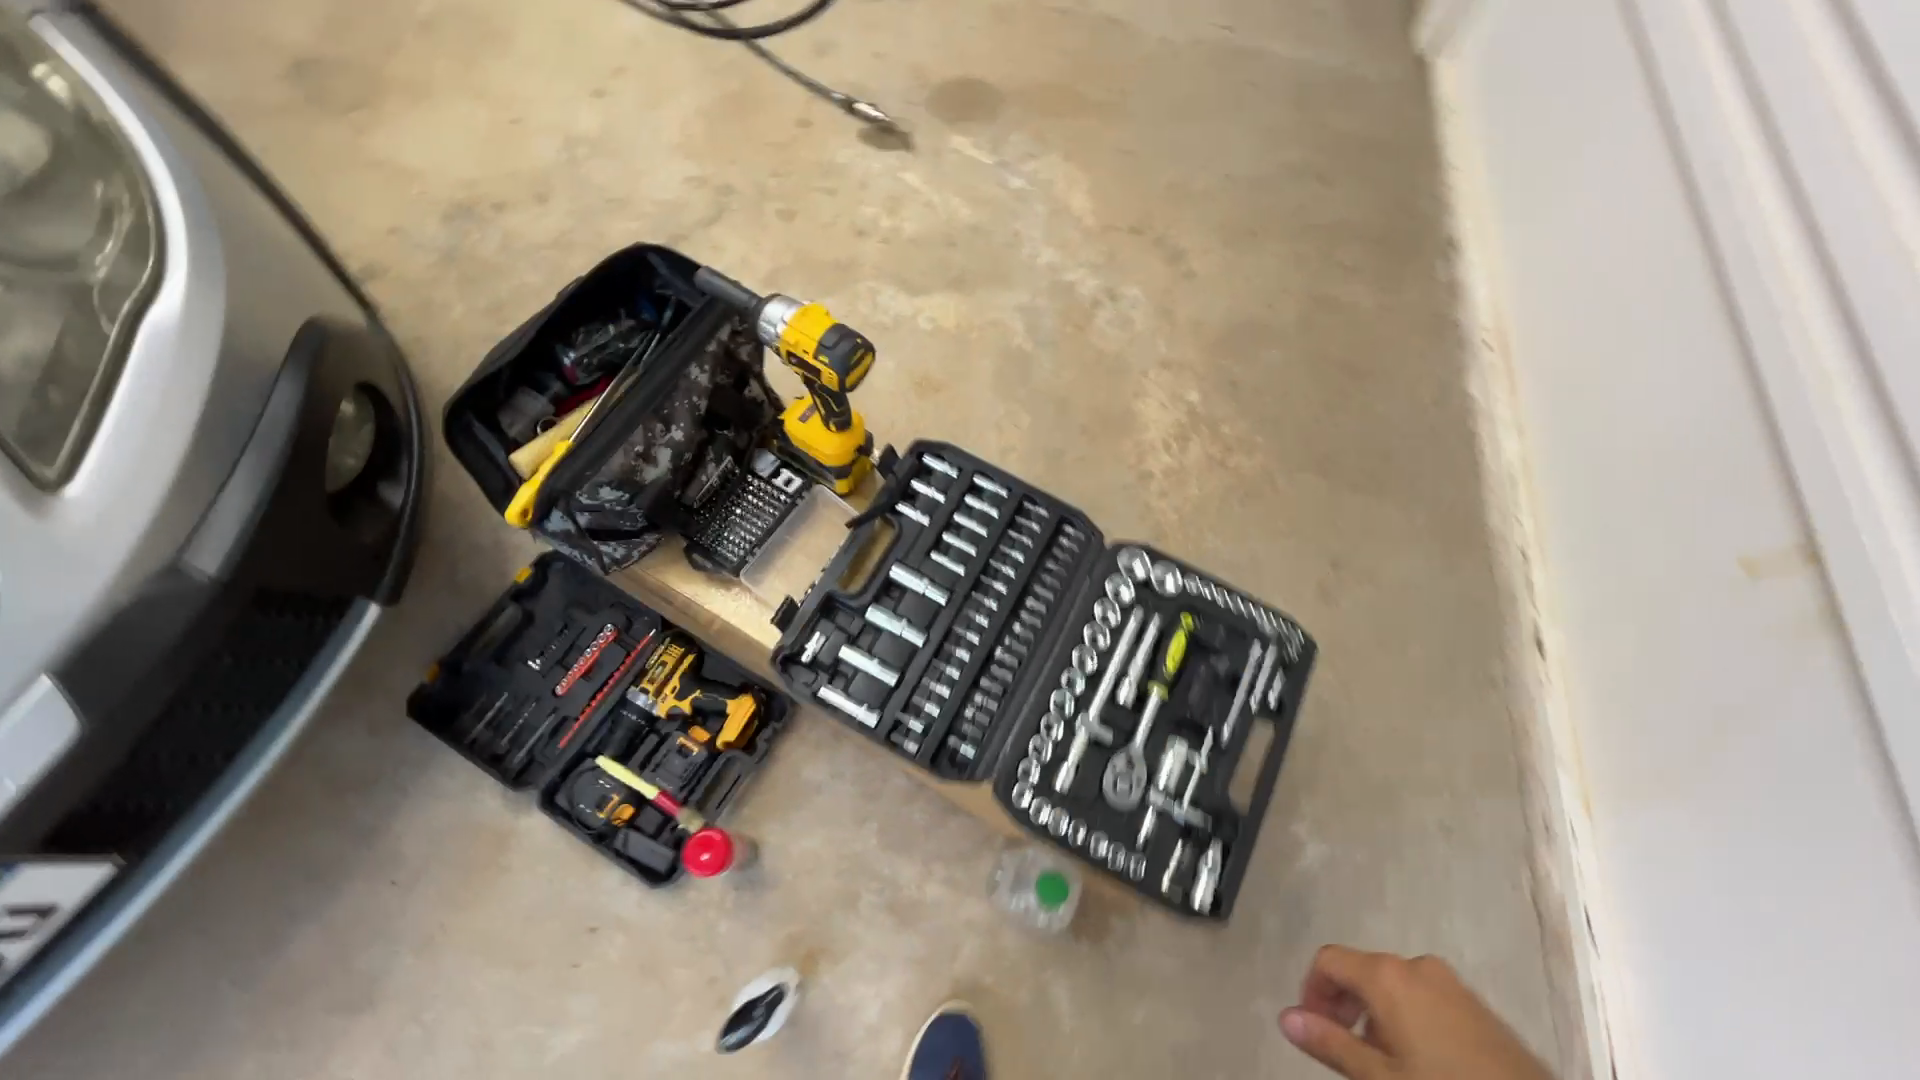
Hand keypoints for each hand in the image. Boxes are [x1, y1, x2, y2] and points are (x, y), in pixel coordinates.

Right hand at [1278, 945, 1553, 1079]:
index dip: (1311, 992)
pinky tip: (1418, 1061)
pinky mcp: (1476, 1004)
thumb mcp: (1379, 1077)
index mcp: (1388, 975)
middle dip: (1342, 1005)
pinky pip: (1423, 997)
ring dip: (1373, 1015)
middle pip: (1360, 970)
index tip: (1313, 1031)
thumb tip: (1285, 1017)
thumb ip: (1330, 1043)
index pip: (1328, 960)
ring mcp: (1452, 983)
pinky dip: (1405, 1018)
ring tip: (1381, 1063)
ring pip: (1393, 986)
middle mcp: (1417, 966)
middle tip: (1341, 1051)